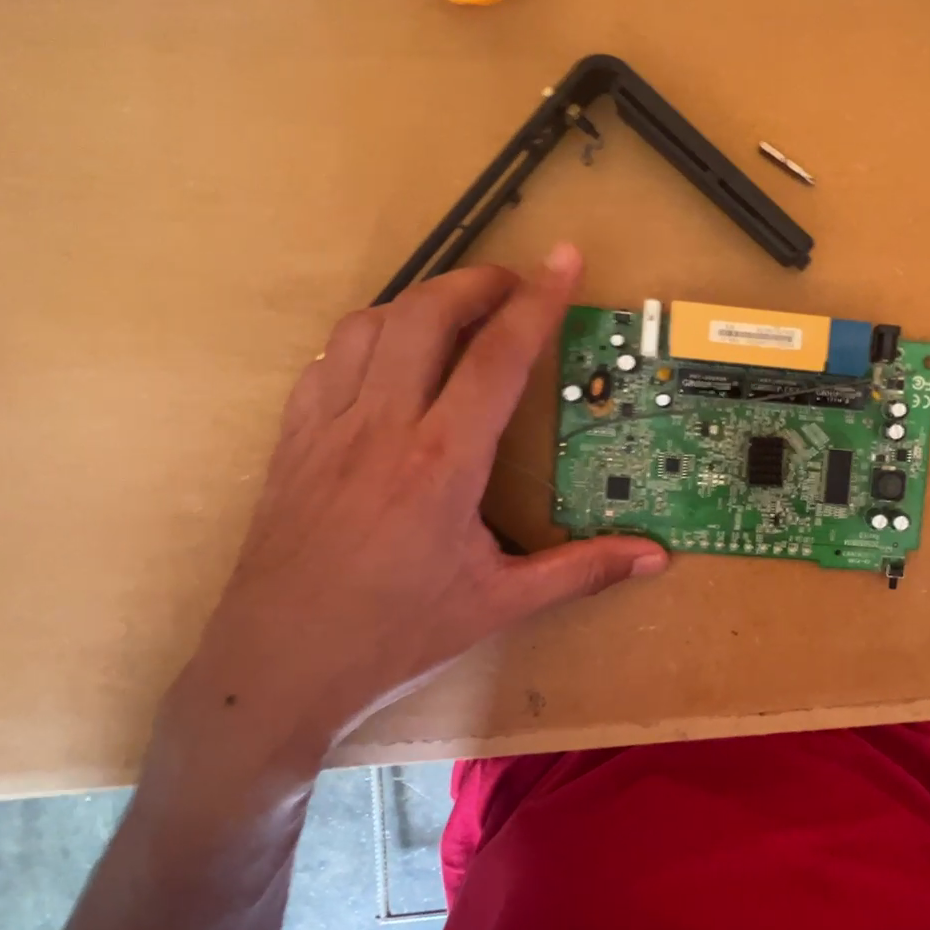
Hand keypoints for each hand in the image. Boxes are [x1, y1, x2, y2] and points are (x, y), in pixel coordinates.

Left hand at [156, 245, 666, 775]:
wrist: (274, 669)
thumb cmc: (394, 638)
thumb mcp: (500, 605)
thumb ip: (582, 571)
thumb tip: (655, 558)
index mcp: (442, 462)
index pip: (498, 357)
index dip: (537, 302)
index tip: (562, 260)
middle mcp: (382, 426)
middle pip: (427, 315)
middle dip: (477, 281)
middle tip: (517, 282)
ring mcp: (327, 427)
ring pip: (369, 325)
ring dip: (420, 301)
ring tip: (458, 310)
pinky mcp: (291, 441)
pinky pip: (328, 360)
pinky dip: (368, 336)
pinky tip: (389, 356)